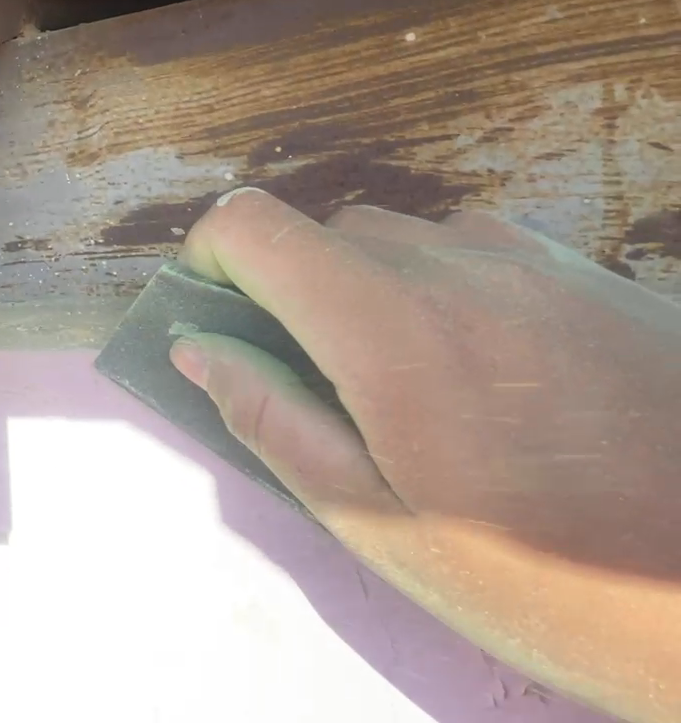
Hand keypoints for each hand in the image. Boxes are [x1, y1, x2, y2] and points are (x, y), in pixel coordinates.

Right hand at [171, 189, 680, 720]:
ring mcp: (543, 263)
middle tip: (314, 375)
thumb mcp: (379, 523)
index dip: (208, 258)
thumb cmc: (554, 578)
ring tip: (407, 376)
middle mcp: (460, 265)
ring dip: (362, 283)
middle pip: (318, 230)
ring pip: (396, 236)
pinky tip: (491, 368)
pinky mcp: (606, 278)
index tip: (218, 319)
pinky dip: (438, 285)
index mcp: (389, 325)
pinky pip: (476, 250)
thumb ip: (268, 418)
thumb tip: (196, 348)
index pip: (248, 224)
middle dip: (286, 286)